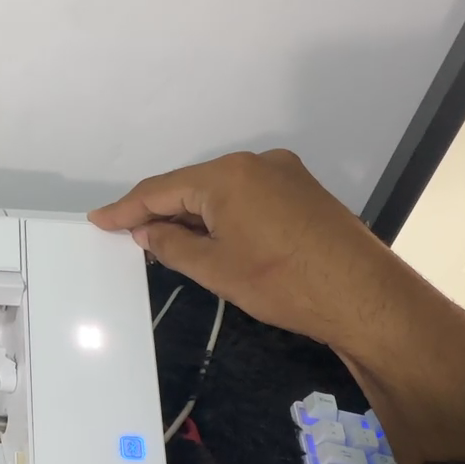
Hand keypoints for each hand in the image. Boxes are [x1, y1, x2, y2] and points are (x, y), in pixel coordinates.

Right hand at [88, 149, 464, 364]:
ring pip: (217, 192)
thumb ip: (171, 245)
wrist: (366, 299)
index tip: (98, 220)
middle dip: (157, 210)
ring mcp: (284, 175)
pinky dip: (218, 214)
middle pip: (189, 186)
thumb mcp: (213, 269)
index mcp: (227, 177)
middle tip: (125, 234)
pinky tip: (206, 235)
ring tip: (161, 240)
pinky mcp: (302, 192)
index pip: (160, 190)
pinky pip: (244, 196)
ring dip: (189, 214)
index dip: (125, 208)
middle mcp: (255, 164)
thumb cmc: (282, 283)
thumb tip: (147, 232)